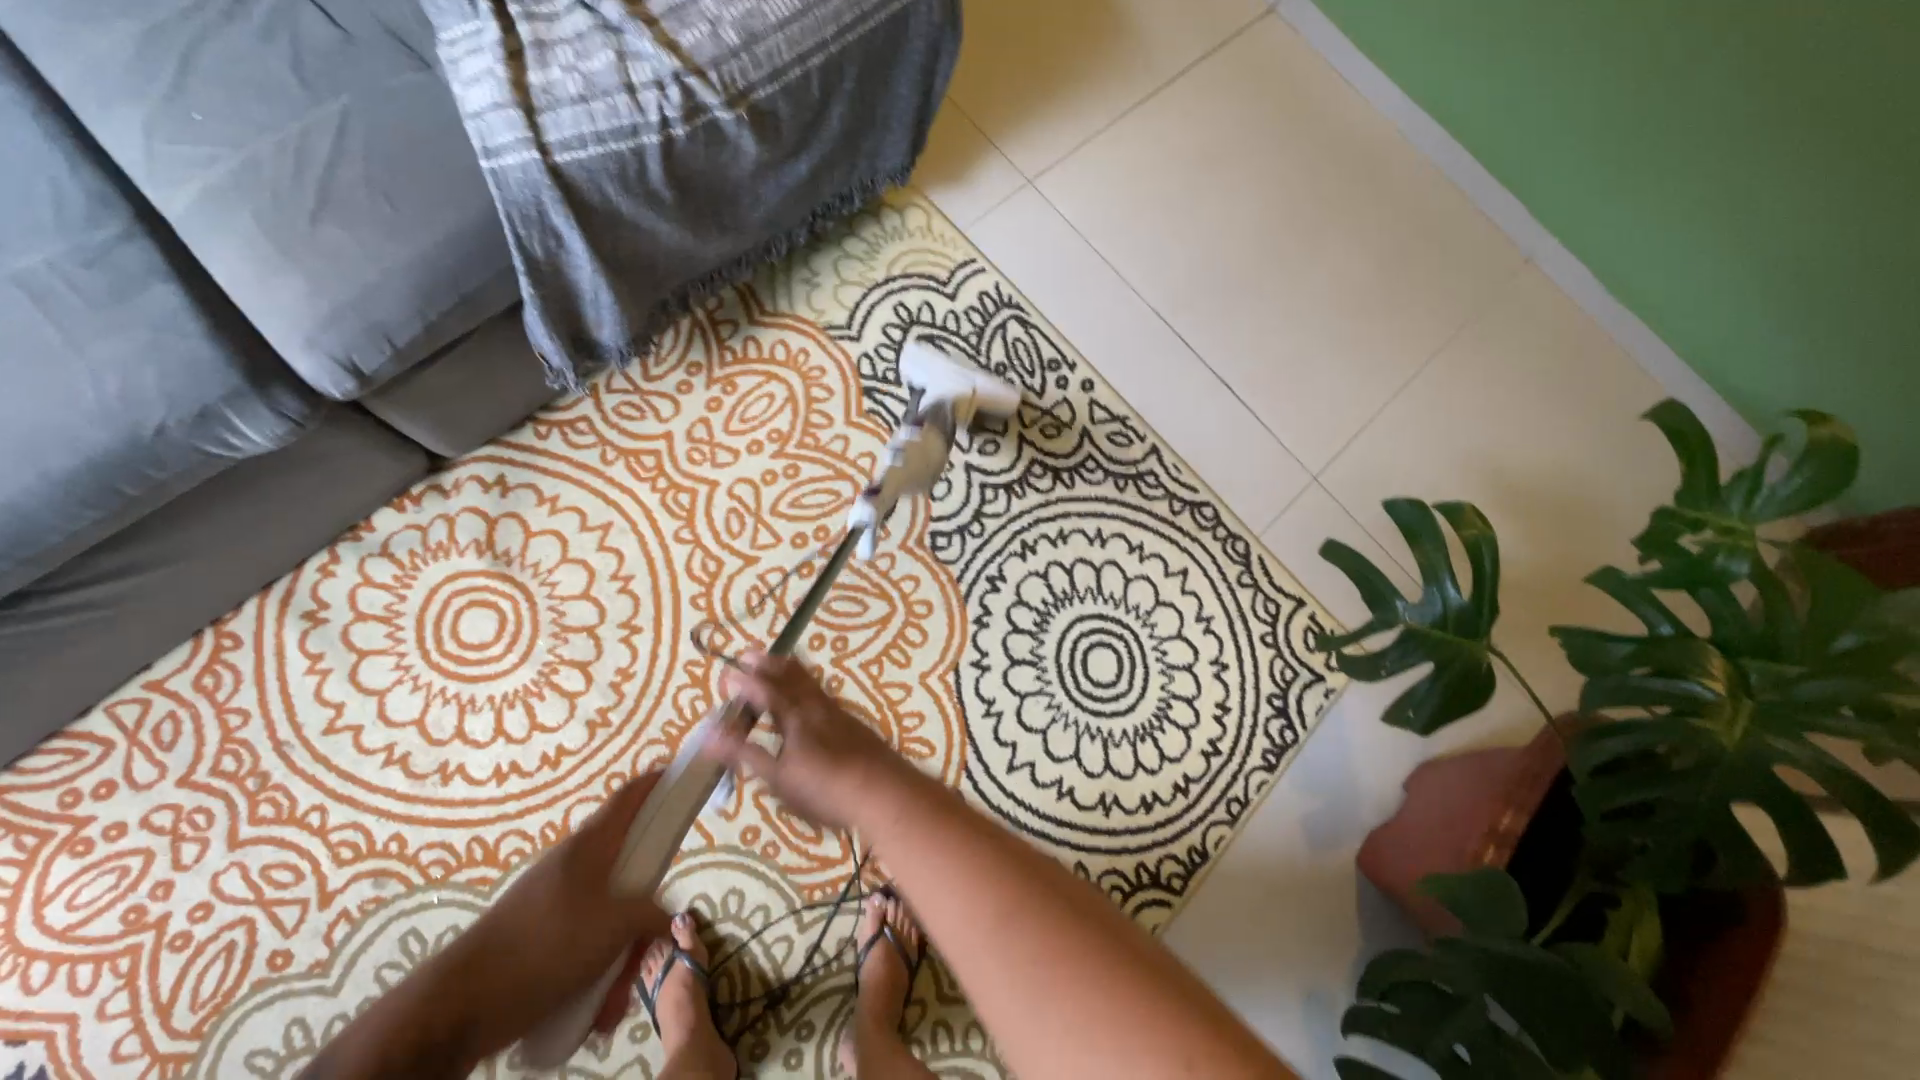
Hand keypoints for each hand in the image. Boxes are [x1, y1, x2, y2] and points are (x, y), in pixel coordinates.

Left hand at [446, 771, 671, 1054]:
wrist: (464, 1002)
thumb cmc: (548, 943)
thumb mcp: (616, 924)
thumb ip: (652, 915)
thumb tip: (668, 920)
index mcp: (591, 847)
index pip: (628, 799)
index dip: (656, 784)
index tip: (680, 777)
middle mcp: (575, 867)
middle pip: (630, 873)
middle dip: (647, 916)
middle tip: (655, 945)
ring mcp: (557, 904)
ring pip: (611, 922)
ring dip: (621, 960)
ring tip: (614, 999)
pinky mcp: (543, 940)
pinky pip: (586, 951)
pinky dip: (596, 978)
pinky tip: (594, 1012)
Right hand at [704, 653, 912, 829]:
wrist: (885, 792)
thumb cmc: (826, 789)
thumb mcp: (779, 777)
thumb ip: (745, 753)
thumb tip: (707, 734)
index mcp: (795, 717)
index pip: (764, 690)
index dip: (744, 682)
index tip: (726, 674)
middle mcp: (816, 707)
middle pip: (791, 676)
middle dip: (768, 664)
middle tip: (749, 653)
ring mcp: (838, 714)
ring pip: (811, 683)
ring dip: (790, 670)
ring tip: (780, 662)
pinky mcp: (854, 725)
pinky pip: (825, 695)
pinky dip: (810, 686)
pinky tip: (812, 697)